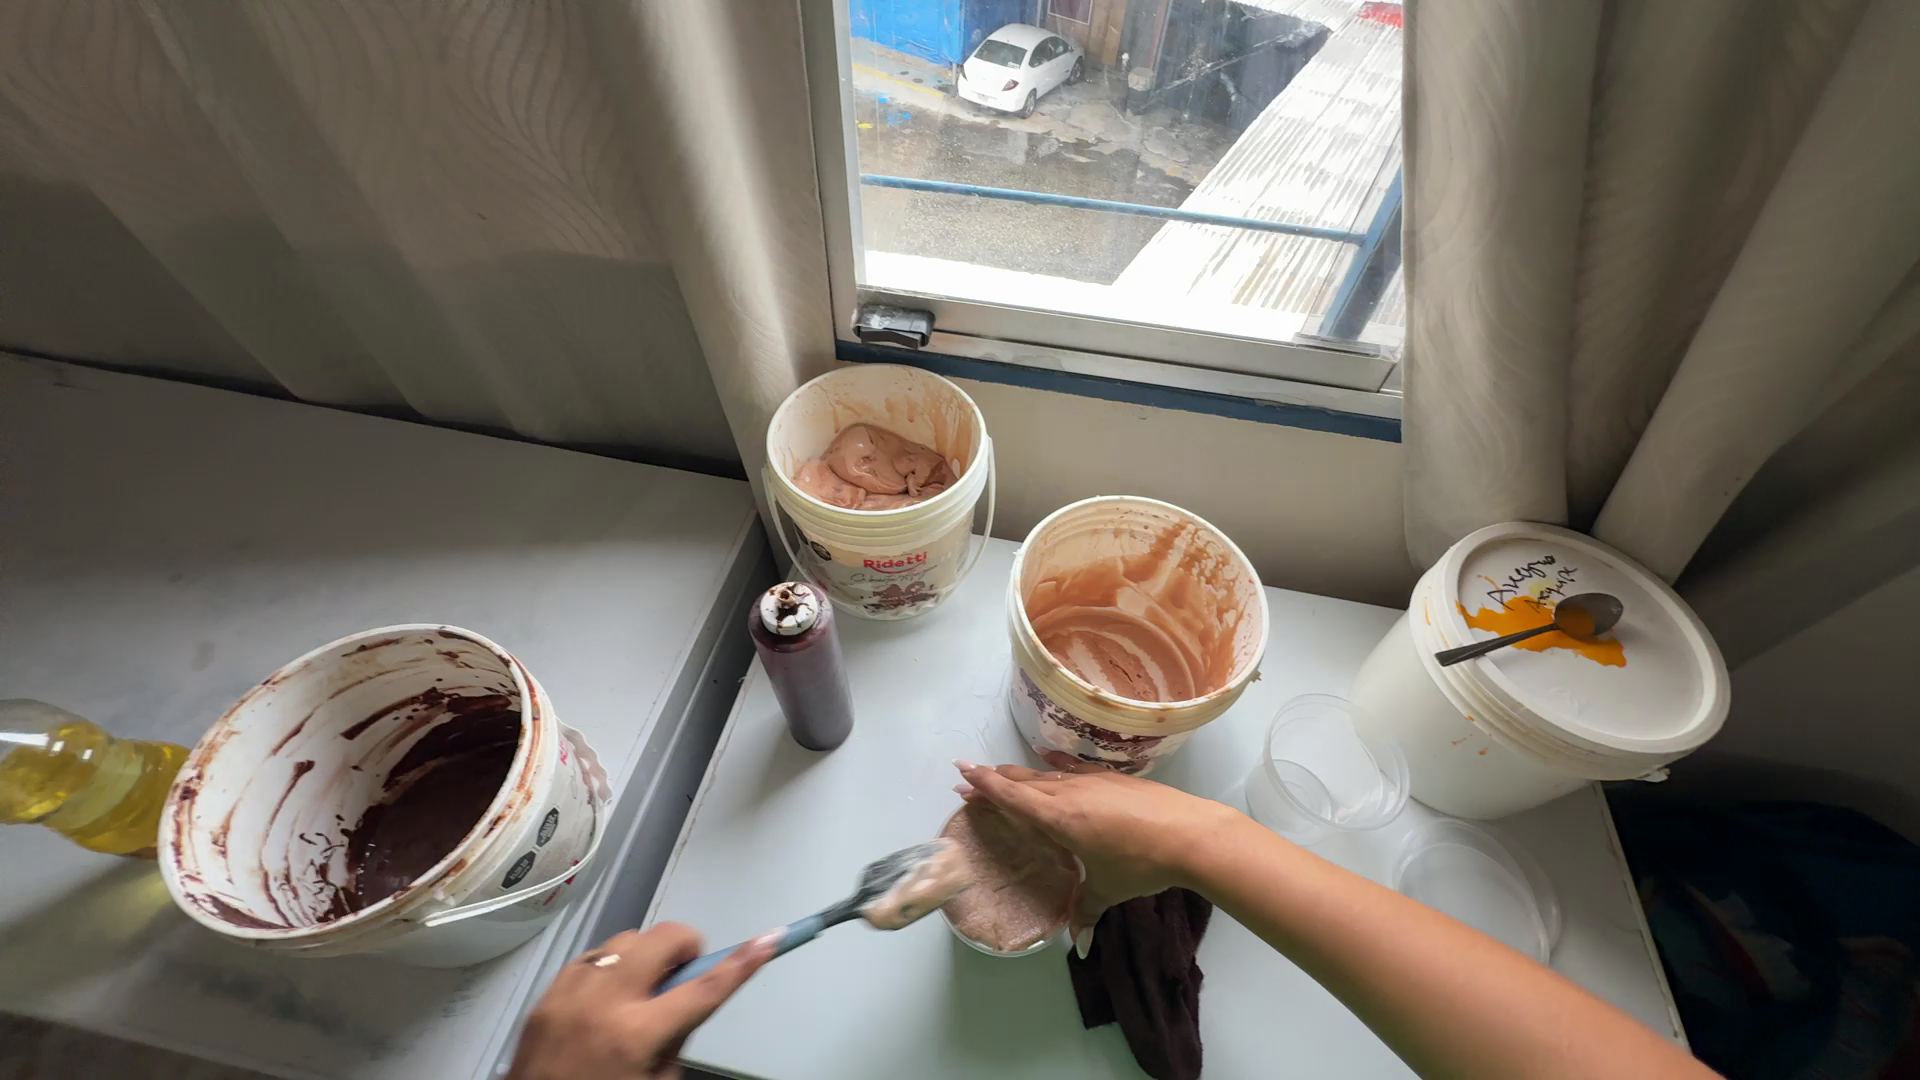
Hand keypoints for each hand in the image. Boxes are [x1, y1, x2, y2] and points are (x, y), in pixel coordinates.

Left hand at [507, 923, 774, 1079]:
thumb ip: (677, 1035)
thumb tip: (689, 994)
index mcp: (635, 1037)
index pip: (705, 988)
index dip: (744, 962)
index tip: (770, 939)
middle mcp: (602, 1007)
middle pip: (664, 938)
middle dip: (685, 947)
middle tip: (683, 973)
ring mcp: (569, 998)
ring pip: (626, 940)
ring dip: (643, 959)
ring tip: (638, 992)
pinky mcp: (545, 998)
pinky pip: (590, 958)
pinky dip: (607, 969)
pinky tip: (606, 997)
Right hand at [955, 752, 1247, 953]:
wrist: (1188, 833)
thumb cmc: (1141, 863)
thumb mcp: (1108, 890)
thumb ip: (1086, 912)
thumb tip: (1077, 947)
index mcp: (1059, 819)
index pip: (1013, 797)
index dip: (985, 785)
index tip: (962, 773)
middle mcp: (1068, 793)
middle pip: (1023, 782)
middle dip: (994, 779)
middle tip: (969, 776)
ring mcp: (1091, 781)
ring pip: (1046, 774)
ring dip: (1021, 774)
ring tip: (1002, 773)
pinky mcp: (1111, 778)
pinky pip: (1071, 769)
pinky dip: (1055, 765)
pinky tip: (1050, 759)